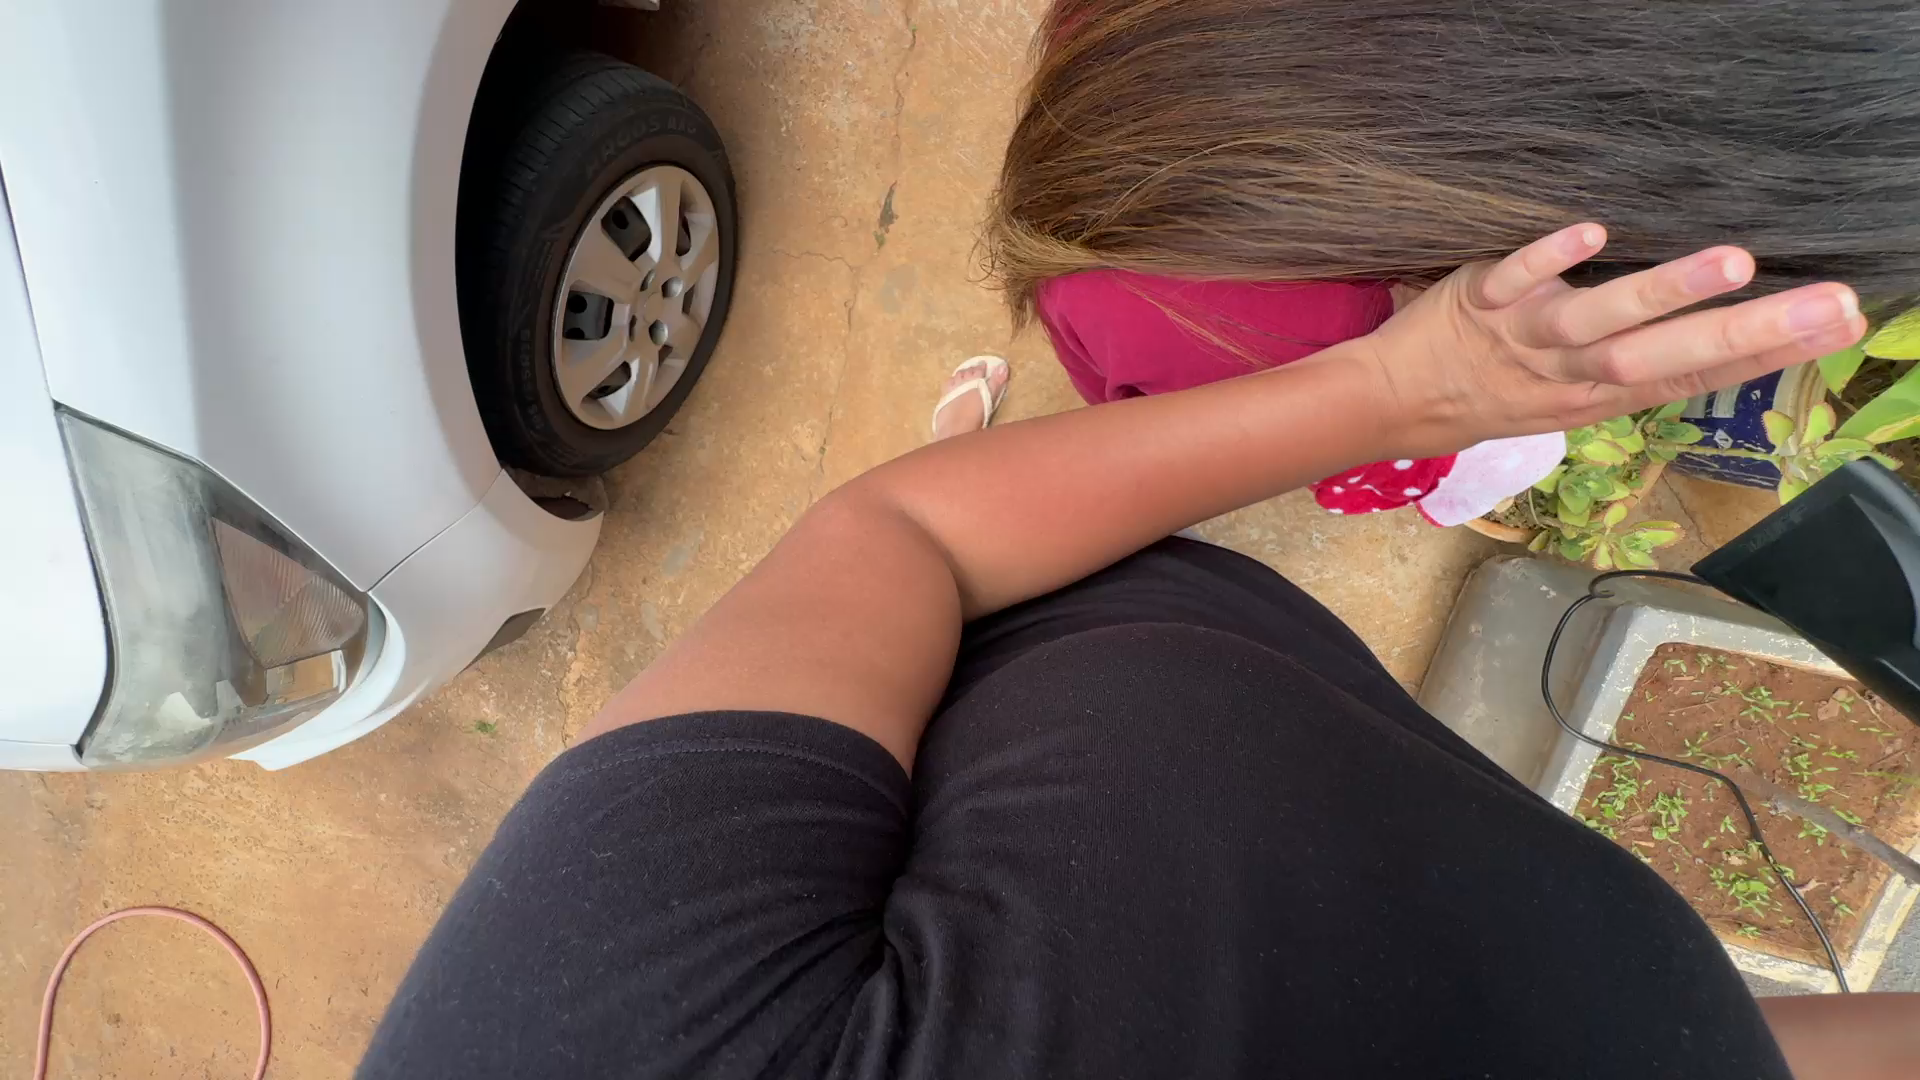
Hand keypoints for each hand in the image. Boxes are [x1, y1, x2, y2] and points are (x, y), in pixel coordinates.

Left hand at [1357, 224, 1865, 456]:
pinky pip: (1509, 281)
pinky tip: (1590, 230)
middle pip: (1650, 360)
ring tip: (1732, 265)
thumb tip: (1704, 334)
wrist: (1386, 404)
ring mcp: (1516, 339)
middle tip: (1827, 306)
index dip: (1754, 360)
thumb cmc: (1482, 393)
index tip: (1839, 327)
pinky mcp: (1475, 304)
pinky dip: (1543, 260)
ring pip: (1590, 324)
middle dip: (1738, 336)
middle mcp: (1558, 373)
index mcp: (1584, 397)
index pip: (1679, 382)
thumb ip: (1619, 371)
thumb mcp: (1555, 400)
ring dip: (1658, 294)